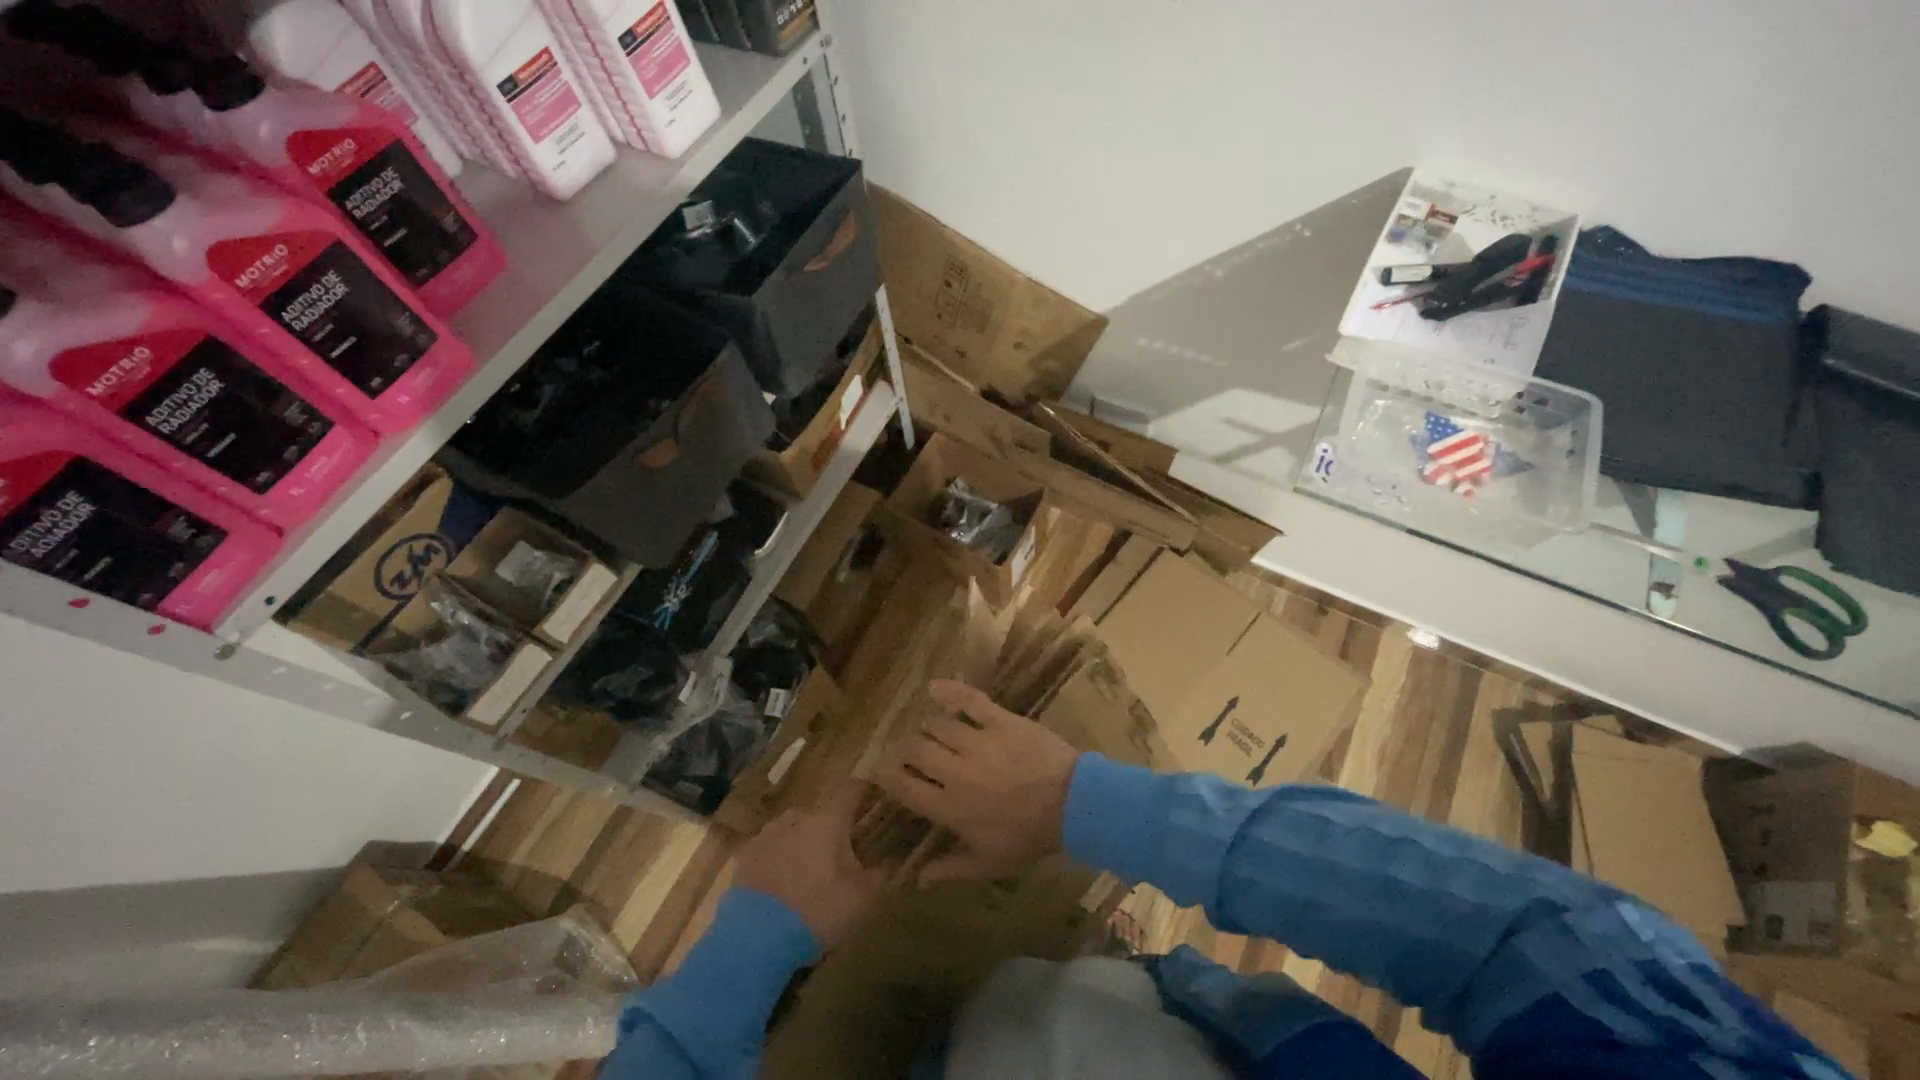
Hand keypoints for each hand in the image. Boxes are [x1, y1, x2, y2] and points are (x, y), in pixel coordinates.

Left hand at [734, 783, 887, 947]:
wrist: (756, 937)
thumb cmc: (817, 911)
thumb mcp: (859, 900)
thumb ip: (877, 877)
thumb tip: (888, 864)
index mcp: (827, 823)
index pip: (849, 792)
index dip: (861, 789)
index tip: (870, 790)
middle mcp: (795, 820)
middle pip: (817, 814)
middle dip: (828, 827)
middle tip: (837, 850)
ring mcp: (765, 836)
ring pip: (789, 829)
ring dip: (799, 841)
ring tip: (805, 866)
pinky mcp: (743, 858)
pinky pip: (766, 849)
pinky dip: (775, 859)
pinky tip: (778, 881)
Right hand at [877, 679, 1081, 886]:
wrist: (1074, 805)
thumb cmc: (1030, 837)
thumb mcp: (989, 863)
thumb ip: (951, 868)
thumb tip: (917, 880)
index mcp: (950, 807)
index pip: (904, 787)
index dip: (886, 777)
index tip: (880, 772)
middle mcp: (955, 771)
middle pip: (915, 751)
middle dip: (905, 750)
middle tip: (910, 752)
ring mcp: (978, 741)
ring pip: (938, 724)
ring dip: (931, 727)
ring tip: (934, 731)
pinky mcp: (1000, 720)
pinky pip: (969, 700)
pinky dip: (950, 692)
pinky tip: (935, 688)